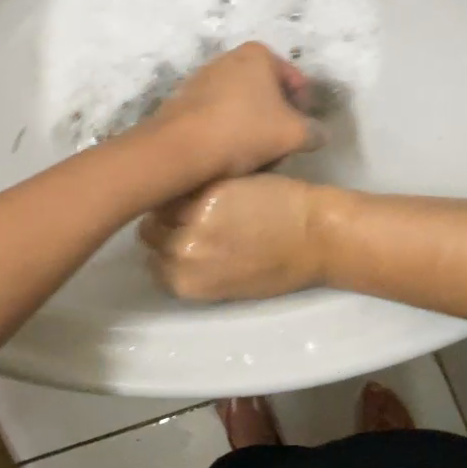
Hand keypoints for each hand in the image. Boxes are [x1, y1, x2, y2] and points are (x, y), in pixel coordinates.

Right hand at [140, 174, 326, 300]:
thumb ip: (195, 270)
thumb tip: (171, 249)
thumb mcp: (228, 284)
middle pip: (149, 232)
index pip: (151, 262)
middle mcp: (182, 254)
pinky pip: (186, 184)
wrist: (316, 236)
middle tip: (191, 214)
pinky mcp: (207, 191)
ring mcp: (192, 221)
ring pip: (162, 203)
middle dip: (166, 223)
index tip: (180, 236)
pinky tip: (214, 183)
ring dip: (177, 200)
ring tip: (201, 197)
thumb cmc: (282, 267)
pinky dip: (195, 183)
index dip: (166, 246)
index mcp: (185, 283)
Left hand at [149, 42, 322, 179]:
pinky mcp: (182, 100)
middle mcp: (228, 57)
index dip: (304, 107)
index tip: (302, 132)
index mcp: (257, 54)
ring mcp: (201, 77)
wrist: (180, 148)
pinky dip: (227, 131)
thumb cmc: (243, 131)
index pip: (294, 79)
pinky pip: (216, 115)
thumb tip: (319, 134)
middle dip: (276, 117)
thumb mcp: (293, 134)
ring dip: (252, 126)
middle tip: (280, 145)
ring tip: (254, 154)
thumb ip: (314, 131)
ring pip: (241, 104)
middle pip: (266, 91)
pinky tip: (228, 154)